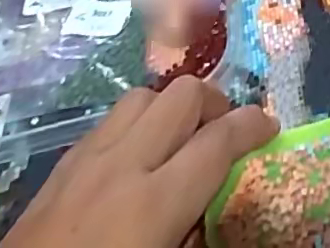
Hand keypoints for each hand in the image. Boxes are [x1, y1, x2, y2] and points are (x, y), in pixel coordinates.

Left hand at [1, 77, 277, 247]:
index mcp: (151, 205)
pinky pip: (109, 121)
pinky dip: (136, 124)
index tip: (270, 128)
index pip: (218, 142)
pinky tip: (136, 157)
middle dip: (214, 105)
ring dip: (172, 109)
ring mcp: (85, 161)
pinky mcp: (59, 168)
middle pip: (183, 96)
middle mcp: (121, 166)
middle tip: (226, 133)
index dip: (252, 127)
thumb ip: (195, 236)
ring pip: (143, 96)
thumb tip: (213, 212)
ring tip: (182, 139)